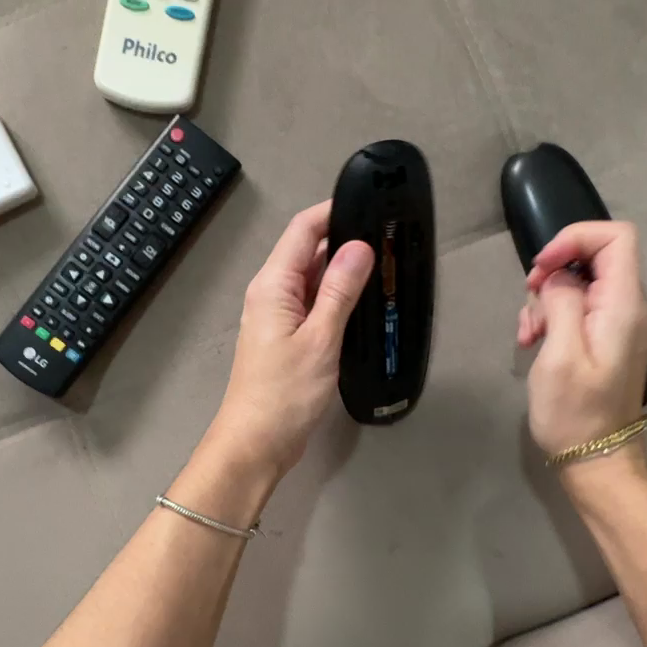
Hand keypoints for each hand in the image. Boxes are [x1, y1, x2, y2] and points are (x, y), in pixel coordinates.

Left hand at [206, 201, 373, 476]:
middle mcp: (272, 293)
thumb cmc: (284, 393)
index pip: (303, 230)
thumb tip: (359, 246)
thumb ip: (340, 291)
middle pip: (309, 251)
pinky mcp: (288, 338)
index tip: (370, 203)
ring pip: (314, 279)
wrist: (256, 443)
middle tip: (390, 237)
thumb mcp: (320, 339)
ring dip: (344, 271)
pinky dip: (337, 298)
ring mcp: (279, 316)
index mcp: (273, 285)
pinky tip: (364, 302)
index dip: (333, 211)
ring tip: (386, 265)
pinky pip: (314, 304)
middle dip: (346, 240)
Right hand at [517, 221, 646, 462]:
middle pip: (594, 258)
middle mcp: (630, 308)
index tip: (541, 267)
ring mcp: (619, 325)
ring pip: (580, 284)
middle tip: (529, 308)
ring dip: (546, 300)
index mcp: (624, 306)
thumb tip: (559, 279)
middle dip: (553, 274)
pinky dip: (552, 316)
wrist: (596, 460)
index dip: (574, 238)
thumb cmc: (576, 412)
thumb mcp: (560, 354)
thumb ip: (562, 303)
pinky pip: (579, 308)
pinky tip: (534, 342)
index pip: (616, 237)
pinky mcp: (605, 340)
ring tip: (528, 335)